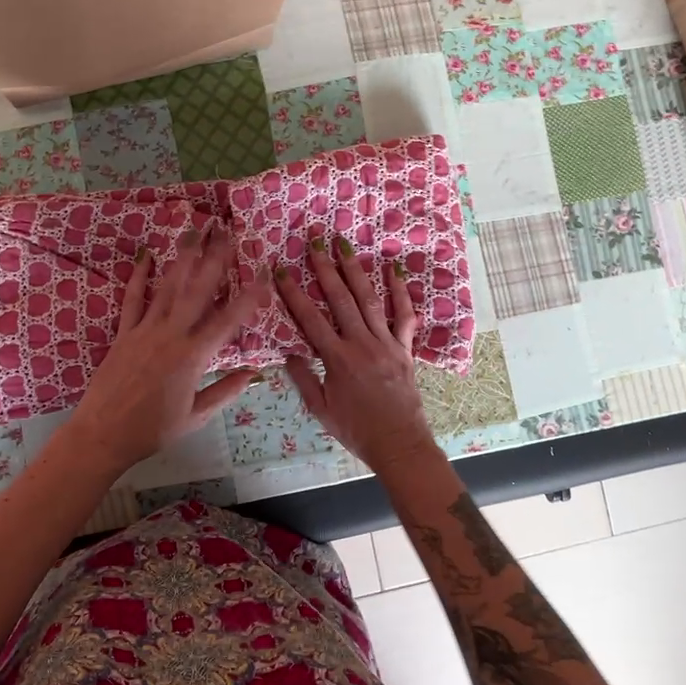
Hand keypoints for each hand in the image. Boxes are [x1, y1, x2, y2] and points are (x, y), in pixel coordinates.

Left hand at [66, 223, 266, 473]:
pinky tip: (145, 256)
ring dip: (183, 259)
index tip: (264, 273)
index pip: (227, 320)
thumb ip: (225, 391)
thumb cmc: (153, 430)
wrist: (104, 434)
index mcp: (192, 357)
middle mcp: (171, 336)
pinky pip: (132, 300)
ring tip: (194, 232)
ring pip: (168, 288)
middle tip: (227, 233)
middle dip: (214, 260)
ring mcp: (144, 331)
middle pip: (197, 291)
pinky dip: (138, 277)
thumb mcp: (196, 416)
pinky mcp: (123, 333)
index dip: (249, 296)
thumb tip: (254, 373)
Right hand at [273, 236, 437, 475]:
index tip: (280, 270)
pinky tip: (394, 271)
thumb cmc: (356, 430)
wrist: (399, 444)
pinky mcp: (405, 348)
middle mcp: (361, 344)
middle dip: (325, 267)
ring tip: (344, 245)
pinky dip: (400, 293)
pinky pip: (404, 316)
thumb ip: (303, 379)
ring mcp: (386, 343)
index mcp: (337, 359)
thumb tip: (287, 352)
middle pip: (340, 299)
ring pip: (369, 300)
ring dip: (355, 270)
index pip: (310, 319)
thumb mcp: (320, 410)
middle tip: (315, 240)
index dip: (293, 293)